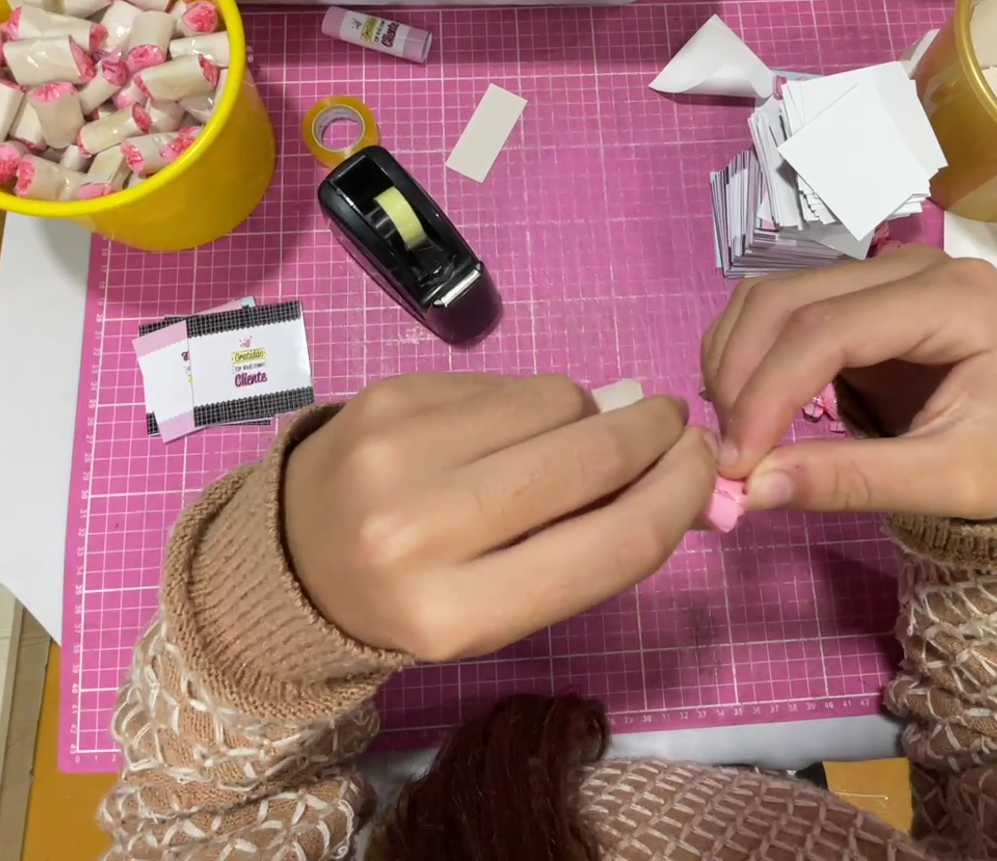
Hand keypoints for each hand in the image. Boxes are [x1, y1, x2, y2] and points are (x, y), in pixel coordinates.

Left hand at [283, 373, 716, 661]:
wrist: (292, 554)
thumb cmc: (411, 596)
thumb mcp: (495, 606)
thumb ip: (585, 543)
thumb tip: (673, 466)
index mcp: (456, 615)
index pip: (609, 546)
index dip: (677, 497)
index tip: (704, 462)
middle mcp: (421, 529)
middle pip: (589, 459)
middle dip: (652, 433)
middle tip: (671, 423)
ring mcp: (399, 448)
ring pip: (556, 400)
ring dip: (588, 414)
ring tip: (566, 438)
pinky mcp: (391, 392)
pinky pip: (507, 381)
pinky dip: (532, 402)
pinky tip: (508, 426)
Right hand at [700, 247, 996, 521]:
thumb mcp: (949, 482)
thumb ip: (852, 481)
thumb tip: (751, 490)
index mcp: (953, 300)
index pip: (828, 330)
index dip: (769, 392)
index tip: (738, 461)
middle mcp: (906, 267)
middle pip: (783, 300)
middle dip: (740, 377)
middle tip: (730, 451)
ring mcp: (873, 272)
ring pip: (765, 296)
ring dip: (732, 361)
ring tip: (734, 428)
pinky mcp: (848, 293)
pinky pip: (771, 308)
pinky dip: (742, 352)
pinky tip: (742, 400)